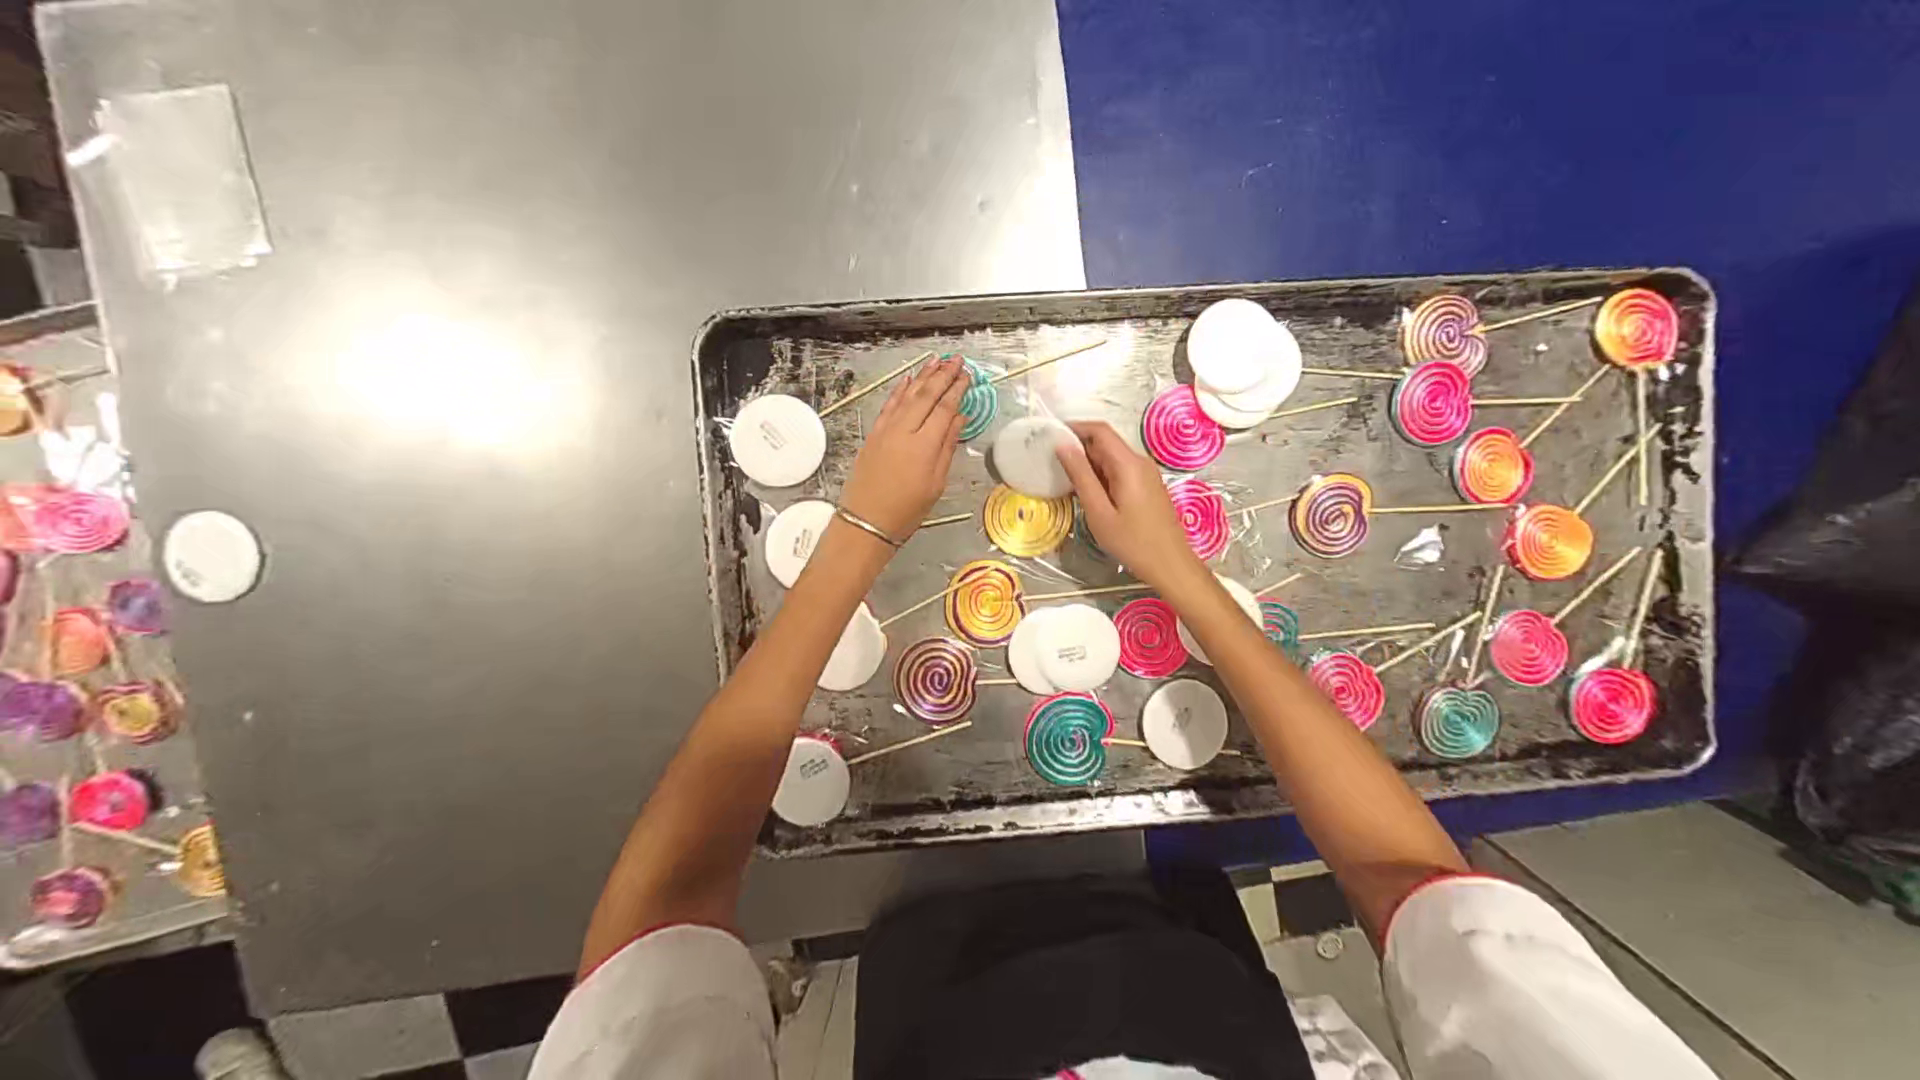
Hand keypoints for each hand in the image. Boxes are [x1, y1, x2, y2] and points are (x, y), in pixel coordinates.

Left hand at [839, 354, 967, 538]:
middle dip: (943, 375)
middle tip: (956, 360)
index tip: (967, 376)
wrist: (866, 521)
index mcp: (924, 445)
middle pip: (927, 395)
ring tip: (936, 361)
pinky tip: (908, 380)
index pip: (945, 408)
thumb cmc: (905, 510)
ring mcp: (886, 430)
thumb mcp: (935, 483)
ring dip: (923, 376)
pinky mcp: (874, 434)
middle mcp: (904, 431)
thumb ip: (947, 447)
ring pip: (907, 395)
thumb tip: (958, 419)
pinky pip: (889, 405)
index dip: (957, 390)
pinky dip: (900, 390)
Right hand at [1055, 421, 1204, 587]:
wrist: (1170, 564)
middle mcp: (1140, 462)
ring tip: (1067, 481)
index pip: (1100, 430)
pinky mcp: (1147, 485)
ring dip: (1089, 464)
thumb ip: (1081, 476)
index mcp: (1128, 464)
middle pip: (1105, 443)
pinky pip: (1120, 470)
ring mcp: (1146, 473)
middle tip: (1053, 464)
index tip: (1051, 436)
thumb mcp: (1099, 511)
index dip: (1075, 427)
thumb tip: (1063, 446)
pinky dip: (1101, 475)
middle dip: (1079, 448)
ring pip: (1112, 457)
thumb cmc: (1132, 542)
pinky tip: (1089, 494)